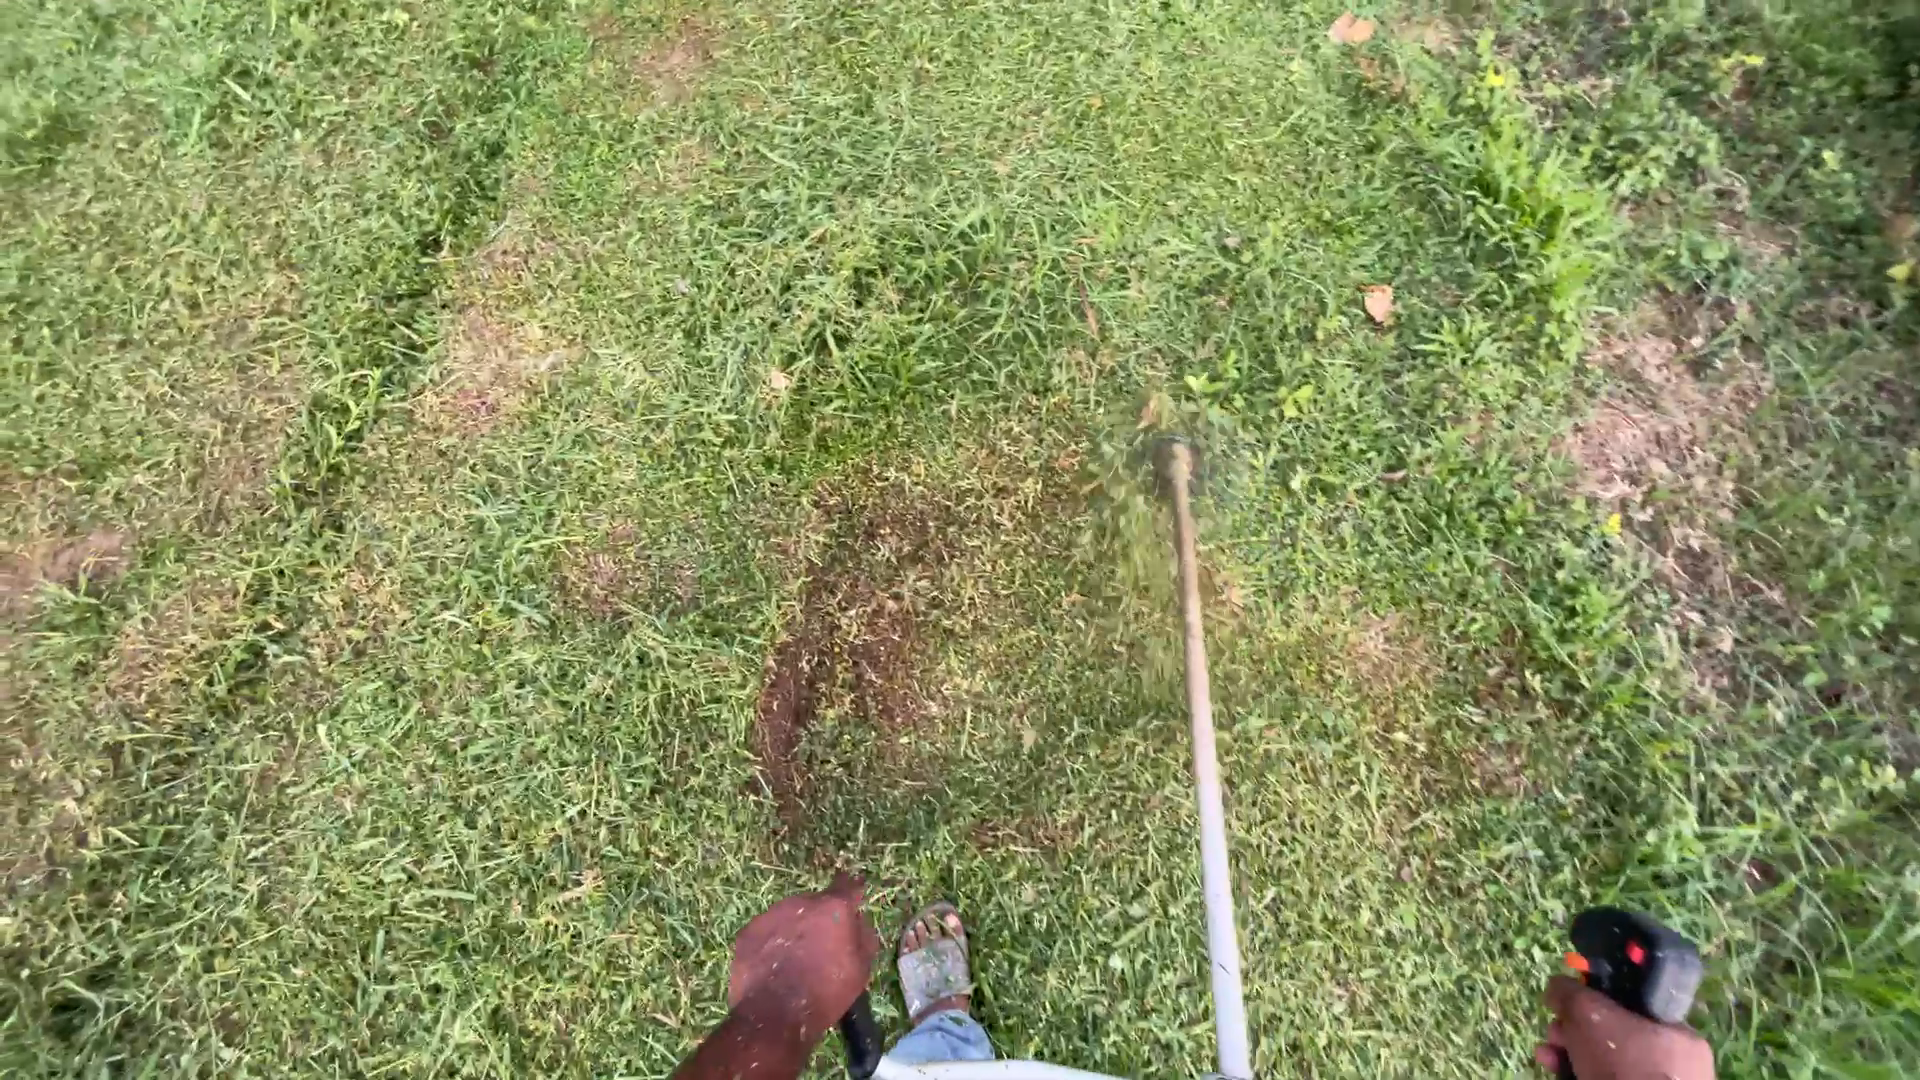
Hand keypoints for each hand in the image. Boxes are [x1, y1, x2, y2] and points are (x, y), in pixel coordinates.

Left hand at [726, 872, 879, 1042]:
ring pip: (789, 916)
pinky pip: (766, 933)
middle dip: (819, 920)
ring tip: (793, 962)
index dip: (850, 889)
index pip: (846, 884)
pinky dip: (770, 945)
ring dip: (794, 931)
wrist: (774, 1017)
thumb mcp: (861, 968)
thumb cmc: (826, 993)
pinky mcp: (748, 932)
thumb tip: (856, 919)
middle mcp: (803, 901)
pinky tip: (772, 969)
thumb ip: (863, 935)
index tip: (851, 894)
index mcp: (834, 907)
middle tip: (820, 947)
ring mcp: (772, 914)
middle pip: (815, 903)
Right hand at [1536, 975, 1713, 1079]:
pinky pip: (1601, 1077)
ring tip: (1547, 1055)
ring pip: (1600, 1057)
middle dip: (1569, 1029)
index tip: (1565, 1008)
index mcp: (1676, 1033)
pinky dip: (1574, 1071)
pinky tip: (1555, 1069)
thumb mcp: (1586, 1009)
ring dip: (1565, 1051)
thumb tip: (1559, 988)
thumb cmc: (1623, 1061)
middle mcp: (1673, 1060)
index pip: (1624, 1003)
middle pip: (1606, 1031)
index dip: (1588, 1000)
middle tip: (1554, 1034)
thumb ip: (1568, 989)